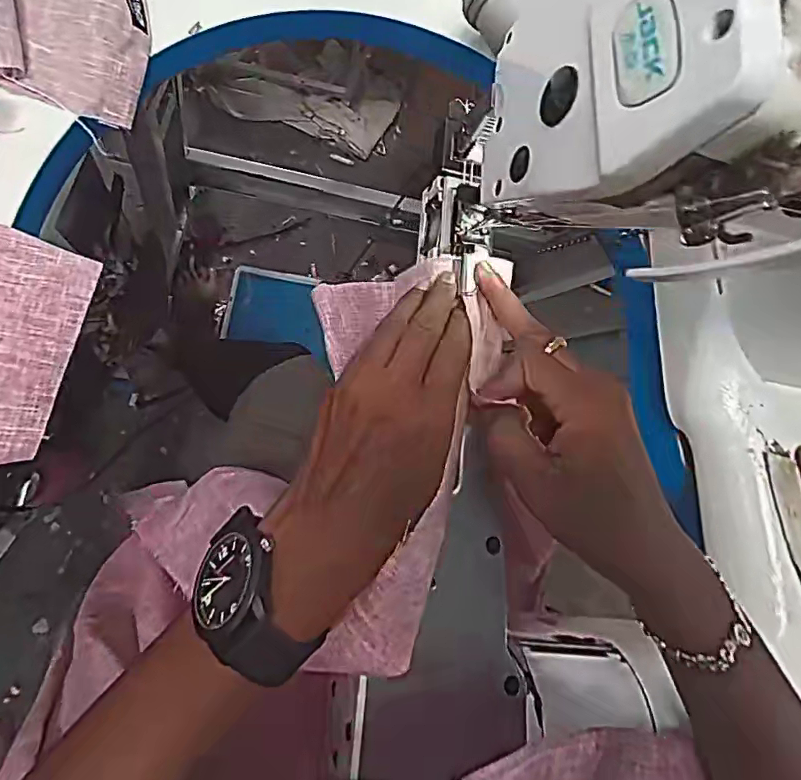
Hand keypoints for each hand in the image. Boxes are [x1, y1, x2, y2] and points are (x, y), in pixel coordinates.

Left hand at [264, 273, 470, 639]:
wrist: (332, 519)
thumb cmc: (392, 504)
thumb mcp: (438, 459)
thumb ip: (446, 410)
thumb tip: (451, 374)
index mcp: (428, 412)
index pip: (452, 351)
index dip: (462, 325)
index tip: (468, 309)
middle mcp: (395, 389)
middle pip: (422, 330)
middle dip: (439, 302)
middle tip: (450, 281)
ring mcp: (363, 382)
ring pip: (393, 329)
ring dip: (412, 303)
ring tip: (427, 286)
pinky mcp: (341, 384)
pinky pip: (371, 343)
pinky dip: (388, 323)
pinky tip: (397, 315)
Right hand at [473, 266, 690, 603]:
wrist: (644, 547)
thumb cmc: (597, 520)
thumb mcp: (534, 482)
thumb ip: (502, 433)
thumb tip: (487, 404)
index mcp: (586, 398)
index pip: (530, 354)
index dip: (495, 368)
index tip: (477, 392)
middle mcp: (598, 386)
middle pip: (542, 345)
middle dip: (506, 325)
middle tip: (481, 289)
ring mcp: (603, 396)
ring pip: (548, 363)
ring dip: (516, 367)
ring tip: (488, 370)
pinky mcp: (601, 410)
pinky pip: (558, 385)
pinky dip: (530, 389)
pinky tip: (513, 406)